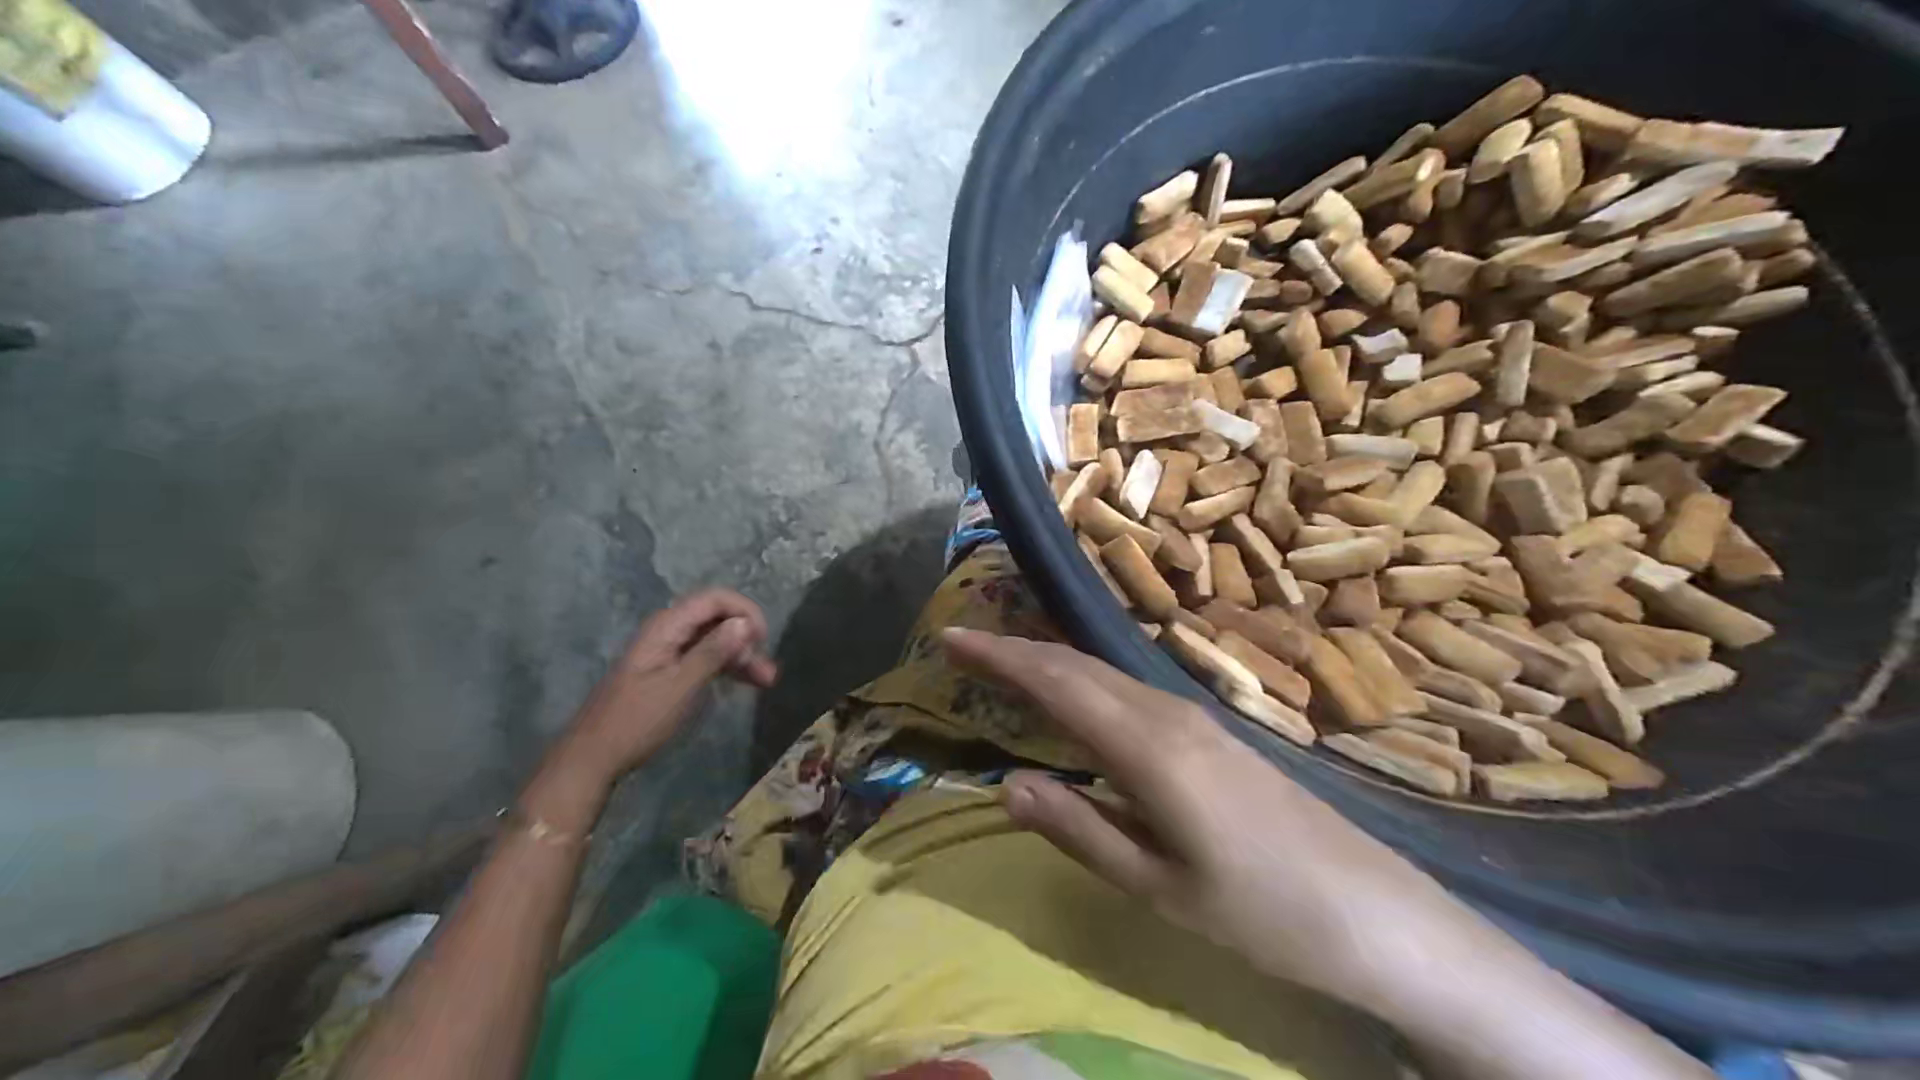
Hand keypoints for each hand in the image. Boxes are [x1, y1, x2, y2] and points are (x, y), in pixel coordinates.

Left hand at [573, 588, 776, 770]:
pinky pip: (705, 658)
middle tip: (767, 670)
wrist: (593, 758)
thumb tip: (744, 623)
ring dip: (741, 656)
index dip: (744, 611)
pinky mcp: (669, 672)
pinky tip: (746, 682)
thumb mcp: (680, 686)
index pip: (714, 599)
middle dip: (746, 638)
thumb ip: (713, 652)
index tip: (763, 639)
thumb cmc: (637, 721)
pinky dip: (726, 667)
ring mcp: (668, 652)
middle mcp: (668, 631)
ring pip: (714, 640)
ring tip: (767, 680)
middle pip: (716, 619)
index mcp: (666, 627)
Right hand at [942, 627, 1464, 1006]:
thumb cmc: (1262, 914)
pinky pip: (1129, 689)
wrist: (1378, 915)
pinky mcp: (1211, 731)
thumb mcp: (1158, 888)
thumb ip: (1080, 829)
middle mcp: (1168, 714)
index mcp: (1149, 747)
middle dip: (1015, 649)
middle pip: (1077, 665)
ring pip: (1104, 672)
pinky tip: (1073, 698)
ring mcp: (1195, 717)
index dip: (999, 657)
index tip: (951, 638)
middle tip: (962, 645)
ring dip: (1048, 662)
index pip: (1056, 683)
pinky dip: (1084, 681)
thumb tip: (1008, 785)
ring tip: (1002, 665)